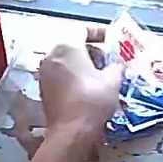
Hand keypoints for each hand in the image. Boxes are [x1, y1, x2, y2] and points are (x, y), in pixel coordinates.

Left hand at [38, 28, 121, 146]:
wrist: (71, 132)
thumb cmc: (93, 100)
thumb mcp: (113, 80)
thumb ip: (117, 65)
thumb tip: (118, 63)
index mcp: (67, 46)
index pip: (83, 30)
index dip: (100, 33)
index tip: (112, 39)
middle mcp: (51, 56)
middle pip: (74, 45)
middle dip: (93, 51)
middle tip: (109, 60)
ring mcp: (45, 73)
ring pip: (67, 61)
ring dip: (83, 65)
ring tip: (101, 75)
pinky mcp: (44, 89)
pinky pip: (61, 75)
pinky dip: (74, 76)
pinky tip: (88, 87)